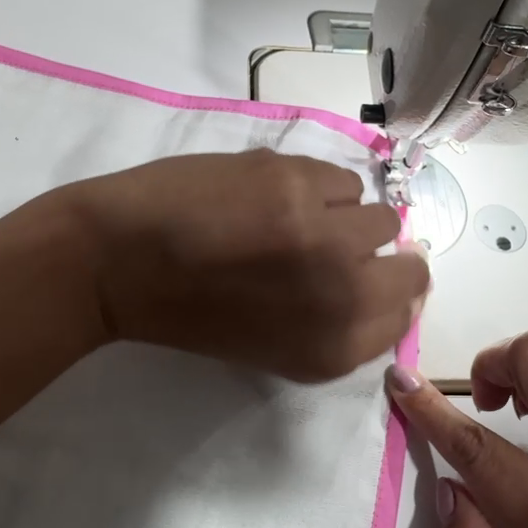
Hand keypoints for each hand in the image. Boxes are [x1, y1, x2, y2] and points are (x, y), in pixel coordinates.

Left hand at [58, 149, 429, 381]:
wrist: (119, 260)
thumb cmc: (191, 313)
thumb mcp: (275, 346)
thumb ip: (341, 322)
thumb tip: (394, 273)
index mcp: (332, 349)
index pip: (407, 312)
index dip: (389, 289)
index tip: (363, 275)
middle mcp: (343, 293)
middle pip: (408, 263)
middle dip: (374, 255)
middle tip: (327, 246)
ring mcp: (324, 231)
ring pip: (379, 215)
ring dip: (344, 218)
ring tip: (293, 220)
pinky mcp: (298, 178)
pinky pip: (342, 179)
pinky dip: (316, 187)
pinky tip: (272, 195)